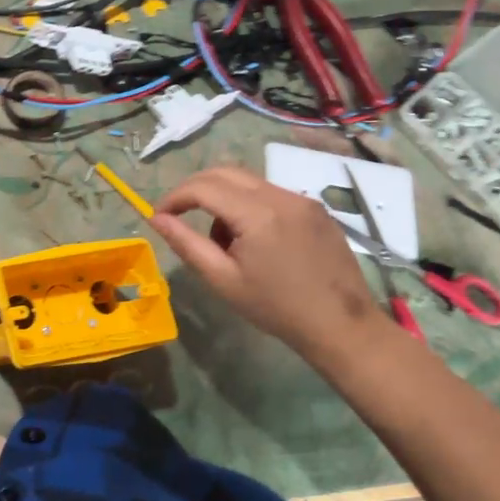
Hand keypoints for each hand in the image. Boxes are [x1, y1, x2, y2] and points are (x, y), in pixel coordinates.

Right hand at [146, 166, 382, 357]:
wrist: (343, 327)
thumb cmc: (277, 308)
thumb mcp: (223, 279)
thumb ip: (186, 243)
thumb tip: (156, 218)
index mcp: (257, 213)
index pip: (202, 187)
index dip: (174, 197)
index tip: (159, 216)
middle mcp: (281, 196)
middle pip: (224, 172)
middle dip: (195, 189)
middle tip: (179, 215)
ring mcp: (303, 200)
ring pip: (248, 181)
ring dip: (223, 198)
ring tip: (222, 238)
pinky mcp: (316, 210)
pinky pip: (271, 193)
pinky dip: (249, 205)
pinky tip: (253, 240)